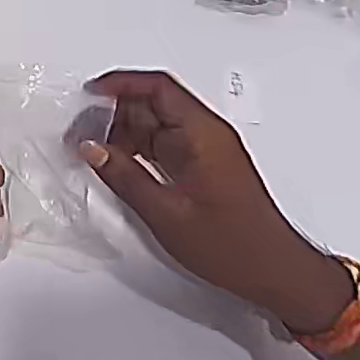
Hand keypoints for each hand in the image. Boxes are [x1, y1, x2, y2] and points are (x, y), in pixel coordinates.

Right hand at [78, 70, 352, 332]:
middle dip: (111, 112)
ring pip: (150, 123)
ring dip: (118, 132)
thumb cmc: (236, 247)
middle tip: (81, 131)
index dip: (120, 84)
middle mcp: (204, 134)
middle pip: (150, 103)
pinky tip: (113, 163)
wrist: (278, 275)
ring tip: (91, 151)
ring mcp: (201, 148)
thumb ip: (123, 175)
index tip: (90, 93)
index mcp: (203, 134)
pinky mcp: (197, 163)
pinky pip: (157, 142)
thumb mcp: (166, 213)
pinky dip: (132, 147)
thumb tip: (90, 148)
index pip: (158, 88)